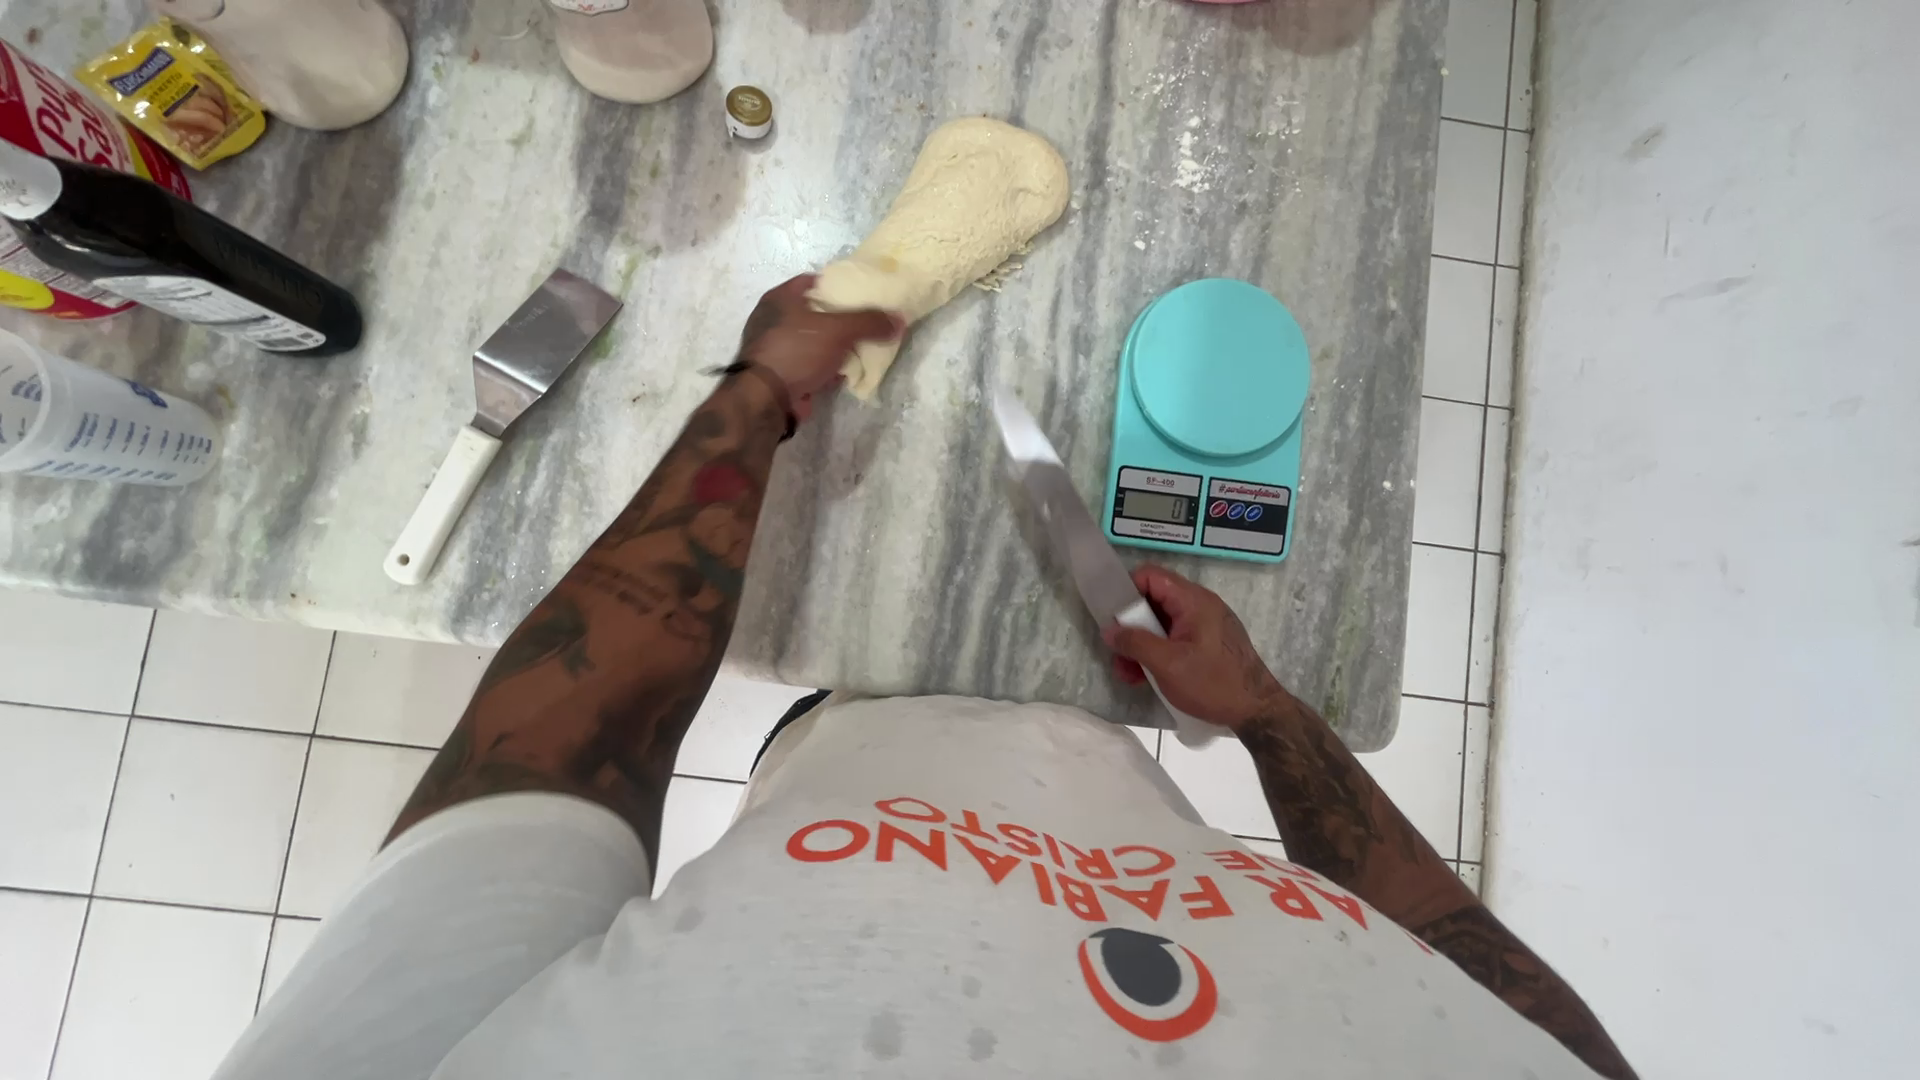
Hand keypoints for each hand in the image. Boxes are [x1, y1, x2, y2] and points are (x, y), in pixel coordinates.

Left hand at [737, 274, 901, 421]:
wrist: (767, 399)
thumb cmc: (797, 351)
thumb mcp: (838, 330)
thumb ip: (869, 323)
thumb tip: (898, 320)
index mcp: (780, 298)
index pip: (813, 282)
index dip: (838, 286)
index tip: (861, 294)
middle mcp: (773, 320)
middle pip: (816, 313)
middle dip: (841, 320)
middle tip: (866, 323)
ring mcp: (776, 348)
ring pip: (815, 342)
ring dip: (836, 347)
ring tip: (861, 348)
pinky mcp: (783, 374)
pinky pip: (811, 365)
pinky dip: (827, 368)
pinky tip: (846, 372)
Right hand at [1102, 564, 1289, 729]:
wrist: (1256, 712)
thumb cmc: (1213, 683)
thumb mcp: (1167, 665)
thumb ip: (1135, 643)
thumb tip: (1108, 631)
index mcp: (1193, 601)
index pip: (1150, 576)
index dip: (1127, 591)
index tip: (1113, 617)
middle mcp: (1198, 605)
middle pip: (1153, 601)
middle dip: (1131, 627)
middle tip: (1118, 652)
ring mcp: (1202, 625)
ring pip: (1160, 623)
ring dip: (1140, 645)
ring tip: (1128, 673)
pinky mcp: (1205, 642)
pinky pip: (1173, 638)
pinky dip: (1156, 652)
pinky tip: (1145, 677)